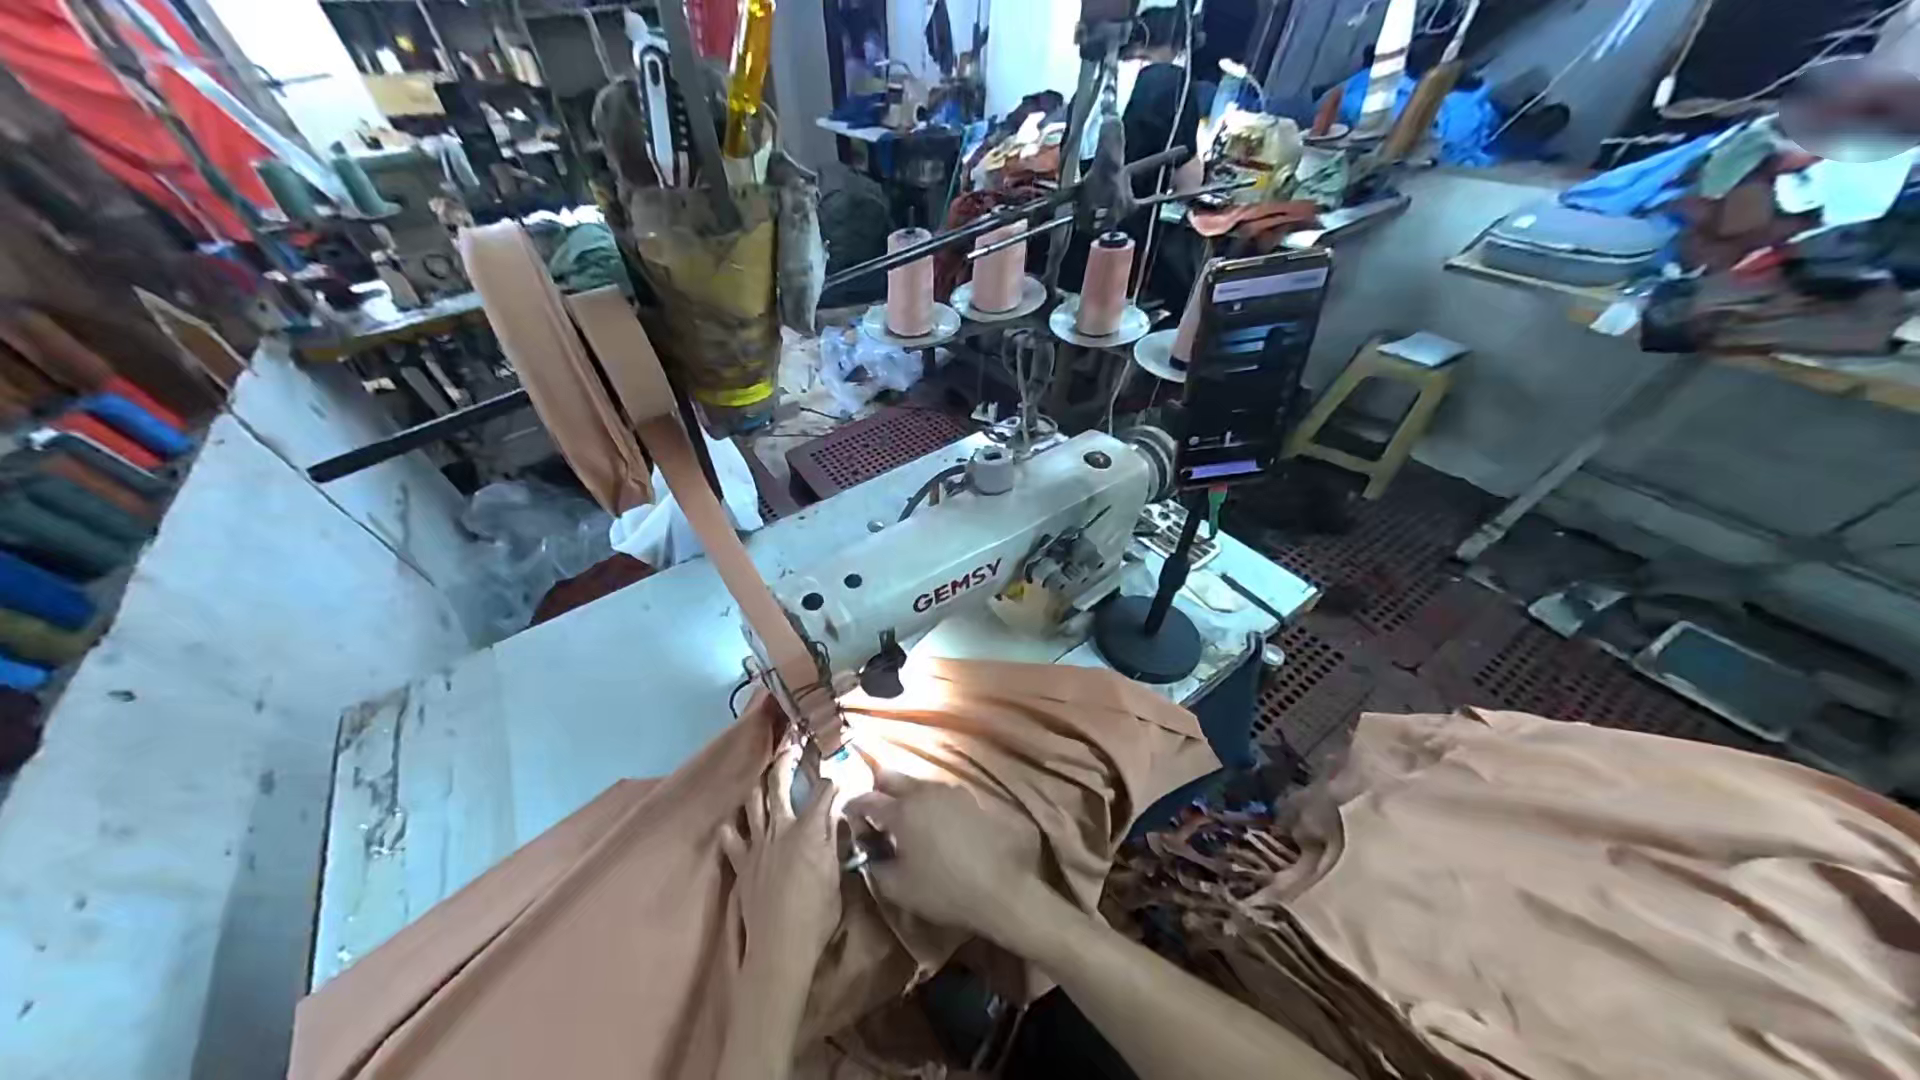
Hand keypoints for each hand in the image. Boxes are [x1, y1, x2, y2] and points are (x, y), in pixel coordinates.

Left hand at [721, 742, 839, 981]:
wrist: (779, 947)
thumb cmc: (817, 914)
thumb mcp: (836, 874)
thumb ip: (834, 840)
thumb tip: (836, 816)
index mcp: (809, 829)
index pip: (822, 792)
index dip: (830, 782)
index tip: (834, 778)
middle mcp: (780, 828)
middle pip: (779, 785)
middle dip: (785, 762)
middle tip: (790, 746)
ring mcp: (757, 845)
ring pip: (753, 804)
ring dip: (758, 786)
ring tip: (762, 774)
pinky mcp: (742, 864)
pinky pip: (732, 839)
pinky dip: (732, 828)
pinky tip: (732, 823)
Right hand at [844, 776, 1052, 950]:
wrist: (1000, 888)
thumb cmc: (942, 889)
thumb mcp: (897, 887)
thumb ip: (874, 865)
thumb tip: (866, 852)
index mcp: (901, 810)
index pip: (866, 800)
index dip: (853, 808)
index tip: (849, 817)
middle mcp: (923, 791)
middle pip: (891, 778)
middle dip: (878, 791)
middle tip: (875, 815)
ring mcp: (949, 791)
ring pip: (917, 783)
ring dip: (905, 796)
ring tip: (905, 821)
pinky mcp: (969, 798)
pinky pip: (939, 793)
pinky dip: (928, 802)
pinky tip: (933, 824)